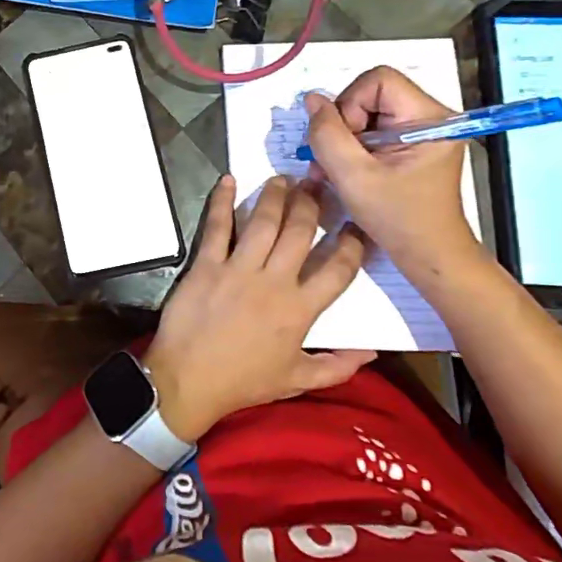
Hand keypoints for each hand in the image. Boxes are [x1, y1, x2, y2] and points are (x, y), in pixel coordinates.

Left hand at [144, 175, 372, 442]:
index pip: (338, 269)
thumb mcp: (296, 381)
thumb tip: (373, 354)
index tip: (358, 226)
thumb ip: (337, 367)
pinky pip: (218, 227)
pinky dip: (222, 201)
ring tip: (284, 178)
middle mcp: (274, 281)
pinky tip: (228, 180)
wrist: (187, 381)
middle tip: (317, 183)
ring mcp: (238, 269)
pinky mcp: (206, 264)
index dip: (353, 245)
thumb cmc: (243, 382)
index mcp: (300, 309)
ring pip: (264, 222)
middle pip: (301, 232)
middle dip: (313, 203)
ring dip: (276, 195)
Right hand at [304, 66, 481, 272]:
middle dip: (343, 125)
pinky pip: (375, 132)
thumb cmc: (398, 220)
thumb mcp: (354, 177)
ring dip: (343, 140)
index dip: (350, 103)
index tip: (343, 142)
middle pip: (371, 96)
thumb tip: (312, 99)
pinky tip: (343, 173)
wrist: (430, 256)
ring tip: (330, 171)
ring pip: (368, 114)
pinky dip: (354, 149)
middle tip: (328, 161)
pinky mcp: (413, 148)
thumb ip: (328, 135)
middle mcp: (431, 117)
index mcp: (429, 118)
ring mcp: (422, 133)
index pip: (379, 80)